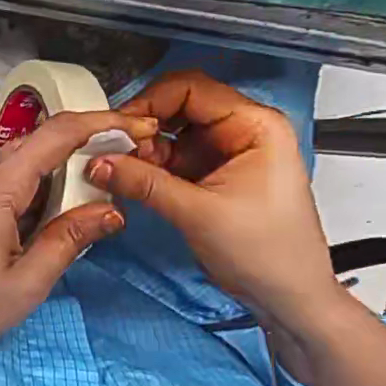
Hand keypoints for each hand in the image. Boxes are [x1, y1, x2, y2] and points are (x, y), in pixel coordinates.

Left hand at [0, 109, 154, 385]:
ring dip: (62, 164)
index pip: (55, 134)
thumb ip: (70, 240)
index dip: (101, 124)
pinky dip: (39, 182)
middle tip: (128, 158)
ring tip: (101, 182)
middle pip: (39, 141)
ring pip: (23, 159)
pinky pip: (7, 178)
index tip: (138, 127)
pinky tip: (57, 205)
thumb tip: (112, 211)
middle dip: (87, 141)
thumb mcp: (28, 282)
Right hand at [85, 70, 340, 326]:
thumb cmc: (266, 252)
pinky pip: (173, 158)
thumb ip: (144, 183)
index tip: (117, 128)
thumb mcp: (198, 213)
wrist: (287, 296)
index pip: (191, 89)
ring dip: (143, 149)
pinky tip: (132, 179)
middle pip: (179, 107)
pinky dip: (150, 166)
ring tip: (120, 169)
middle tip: (113, 150)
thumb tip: (98, 163)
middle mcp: (242, 131)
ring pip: (172, 134)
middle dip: (143, 126)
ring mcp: (225, 153)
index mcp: (255, 125)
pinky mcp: (212, 175)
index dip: (149, 102)